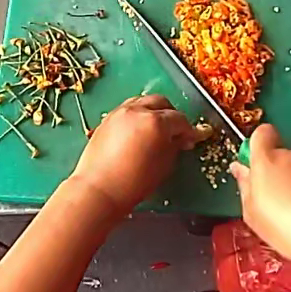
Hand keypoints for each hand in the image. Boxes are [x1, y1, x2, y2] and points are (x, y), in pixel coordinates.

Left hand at [67, 95, 198, 213]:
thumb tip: (182, 138)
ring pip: (143, 102)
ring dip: (153, 111)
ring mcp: (120, 112)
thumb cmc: (135, 182)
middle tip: (174, 132)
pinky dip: (137, 115)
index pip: (180, 119)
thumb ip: (175, 146)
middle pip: (162, 103)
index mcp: (156, 122)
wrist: (99, 189)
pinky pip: (128, 109)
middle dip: (171, 115)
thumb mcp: (164, 165)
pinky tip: (138, 131)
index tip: (191, 139)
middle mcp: (138, 110)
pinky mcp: (107, 118)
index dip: (188, 130)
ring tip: (155, 129)